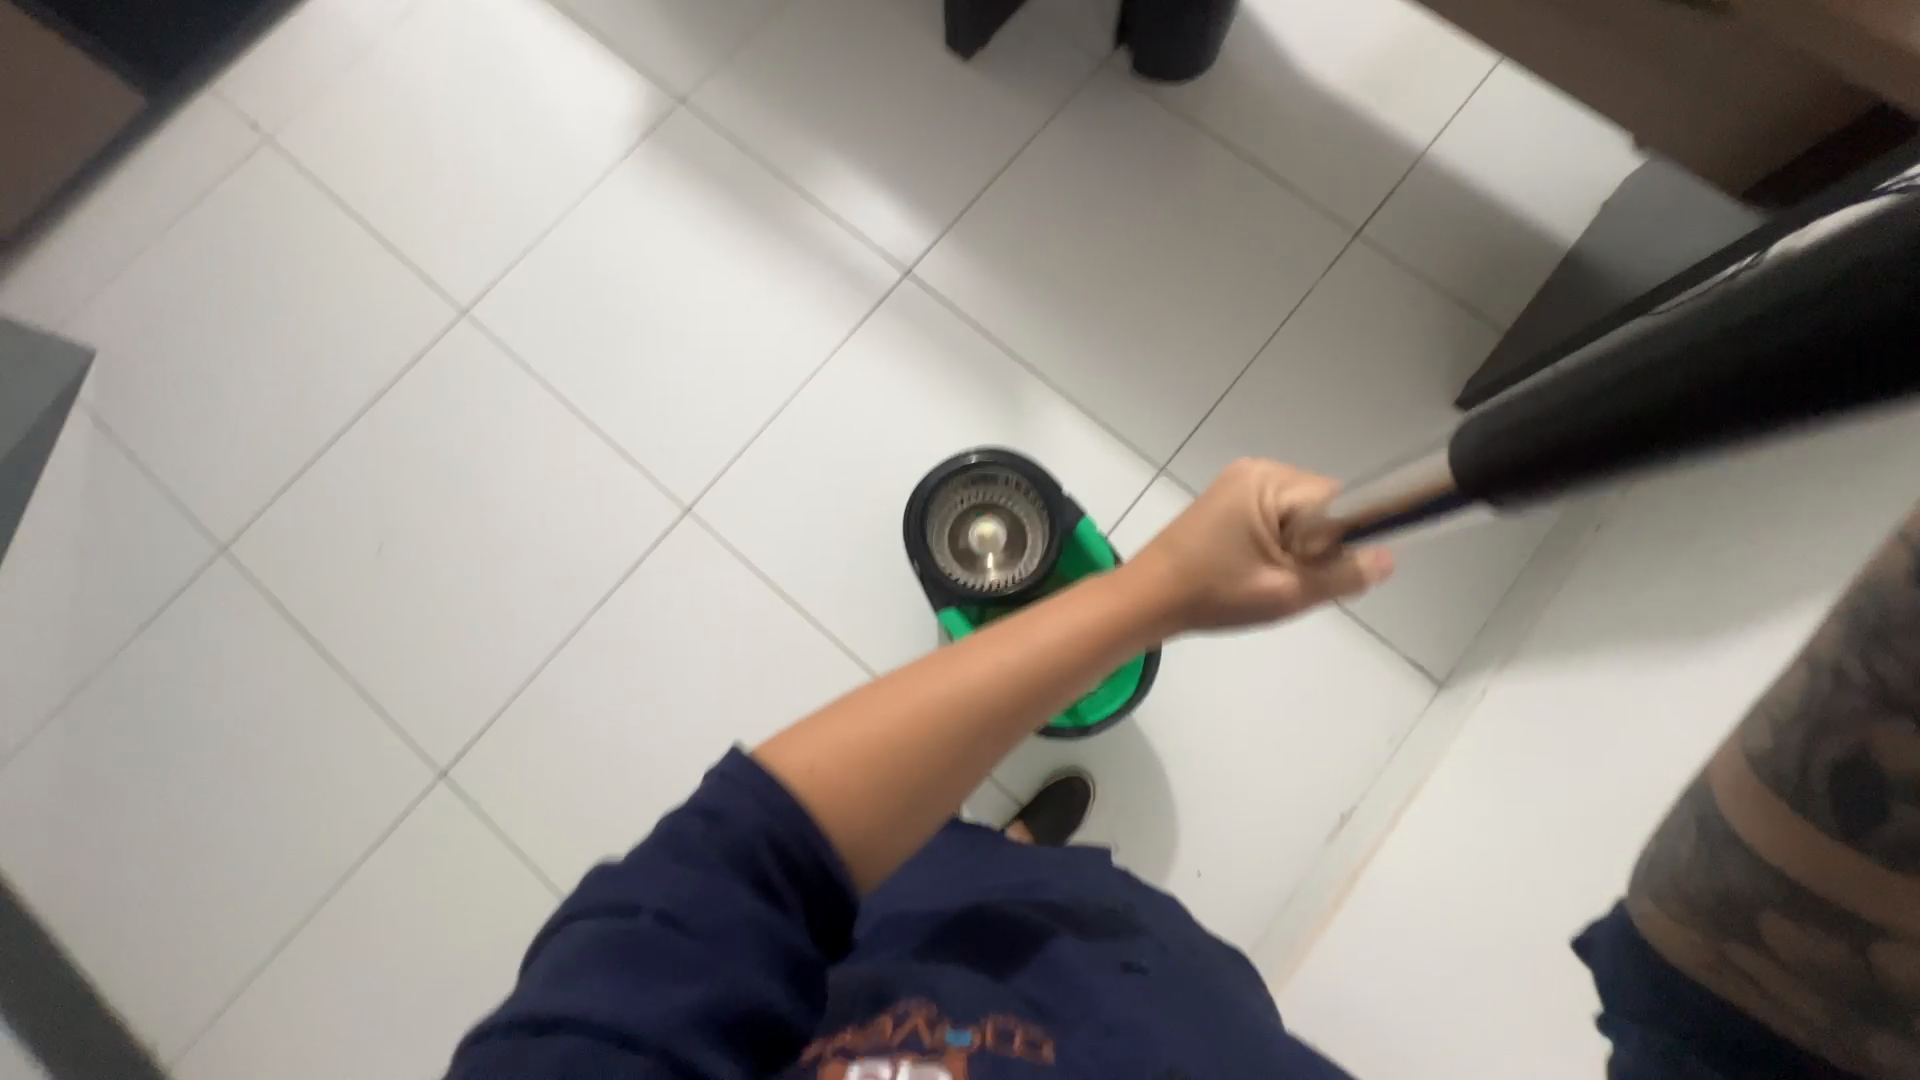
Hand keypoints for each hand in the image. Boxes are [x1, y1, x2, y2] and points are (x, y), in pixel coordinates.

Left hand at [1125, 459, 1393, 633]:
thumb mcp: (1287, 592)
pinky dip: (1276, 546)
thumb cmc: (1213, 594)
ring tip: (1266, 579)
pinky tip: (1253, 570)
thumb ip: (1344, 575)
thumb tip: (1388, 556)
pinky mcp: (1227, 502)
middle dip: (1319, 547)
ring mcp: (1238, 484)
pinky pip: (1276, 519)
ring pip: (1301, 516)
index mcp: (1270, 481)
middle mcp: (1257, 470)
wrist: (1147, 598)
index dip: (1346, 539)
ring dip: (1298, 550)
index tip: (1330, 571)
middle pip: (1322, 507)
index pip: (1342, 501)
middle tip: (1288, 582)